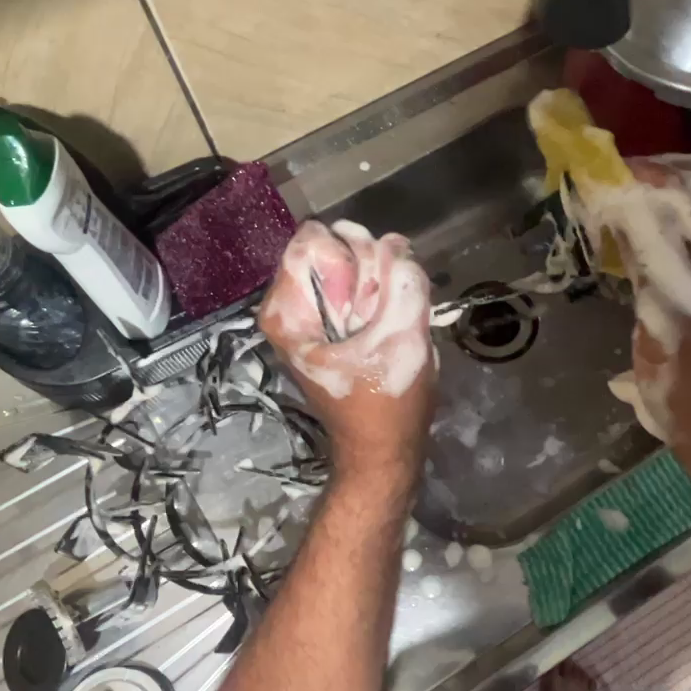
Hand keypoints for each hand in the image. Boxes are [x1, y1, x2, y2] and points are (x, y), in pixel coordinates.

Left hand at [260, 220, 437, 487]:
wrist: (383, 451)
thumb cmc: (387, 404)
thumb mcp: (403, 341)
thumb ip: (403, 285)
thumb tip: (398, 247)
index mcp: (286, 310)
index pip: (316, 239)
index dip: (355, 259)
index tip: (370, 301)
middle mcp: (290, 305)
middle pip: (334, 247)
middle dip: (370, 273)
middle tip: (382, 319)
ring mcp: (311, 313)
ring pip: (351, 265)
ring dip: (381, 289)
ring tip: (386, 330)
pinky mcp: (332, 324)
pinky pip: (360, 287)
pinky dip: (381, 300)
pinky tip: (389, 330)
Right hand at [607, 155, 690, 487]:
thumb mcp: (667, 322)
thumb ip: (651, 259)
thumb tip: (624, 204)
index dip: (654, 179)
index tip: (612, 169)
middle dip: (655, 192)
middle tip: (608, 184)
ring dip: (661, 214)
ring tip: (616, 204)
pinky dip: (670, 240)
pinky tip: (639, 238)